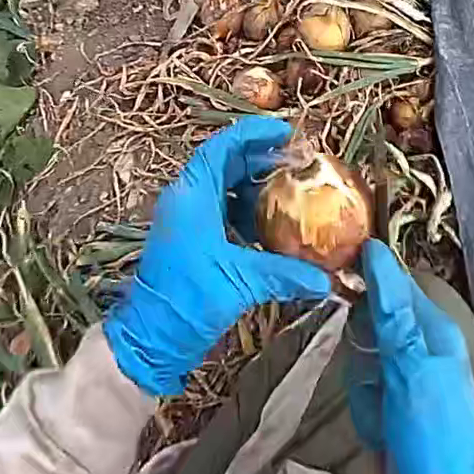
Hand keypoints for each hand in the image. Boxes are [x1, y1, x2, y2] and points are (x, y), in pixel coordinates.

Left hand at [105, 117, 333, 395]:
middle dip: (262, 157)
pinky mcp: (193, 237)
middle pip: (227, 162)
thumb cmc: (186, 301)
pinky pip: (224, 209)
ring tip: (290, 186)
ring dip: (256, 183)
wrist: (148, 341)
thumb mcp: (240, 281)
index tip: (286, 131)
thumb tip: (325, 280)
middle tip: (297, 160)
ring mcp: (188, 218)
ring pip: (226, 186)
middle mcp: (188, 199)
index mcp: (192, 196)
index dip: (254, 133)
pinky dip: (248, 208)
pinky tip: (272, 221)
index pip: (222, 147)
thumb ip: (285, 274)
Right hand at [349, 240, 473, 473]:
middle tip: (375, 380)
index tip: (339, 285)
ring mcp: (406, 373)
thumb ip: (393, 315)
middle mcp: (420, 342)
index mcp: (432, 327)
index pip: (392, 281)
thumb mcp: (412, 372)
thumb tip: (377, 253)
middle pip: (369, 321)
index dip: (366, 278)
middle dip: (362, 352)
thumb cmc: (437, 437)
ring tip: (381, 413)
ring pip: (361, 356)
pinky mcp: (394, 398)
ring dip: (364, 387)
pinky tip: (381, 429)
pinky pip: (364, 388)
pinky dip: (366, 408)